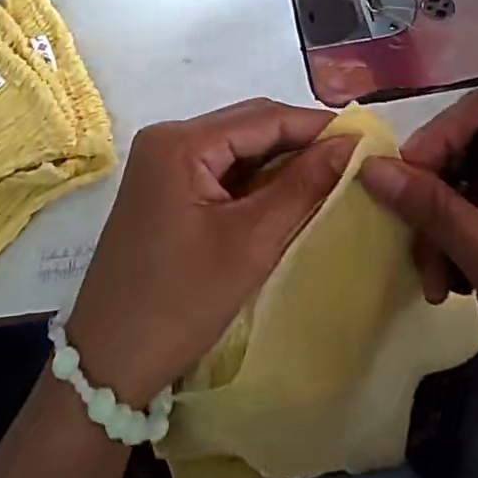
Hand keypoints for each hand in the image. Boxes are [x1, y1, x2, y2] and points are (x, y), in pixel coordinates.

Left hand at [67, 98, 357, 405]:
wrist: (110, 360)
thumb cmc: (181, 301)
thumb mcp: (251, 242)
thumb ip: (303, 186)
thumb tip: (352, 144)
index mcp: (180, 142)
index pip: (264, 118)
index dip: (318, 126)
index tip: (367, 141)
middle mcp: (167, 138)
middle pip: (248, 124)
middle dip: (300, 140)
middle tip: (352, 161)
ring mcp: (161, 163)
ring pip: (236, 145)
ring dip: (280, 159)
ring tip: (329, 177)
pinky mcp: (163, 187)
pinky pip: (220, 168)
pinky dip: (256, 178)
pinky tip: (287, 194)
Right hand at [358, 91, 477, 422]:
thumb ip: (436, 211)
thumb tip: (373, 167)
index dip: (440, 138)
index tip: (408, 182)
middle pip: (464, 154)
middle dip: (431, 197)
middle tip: (417, 243)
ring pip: (454, 192)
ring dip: (433, 232)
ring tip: (437, 283)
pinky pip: (458, 224)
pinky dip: (442, 250)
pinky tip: (448, 288)